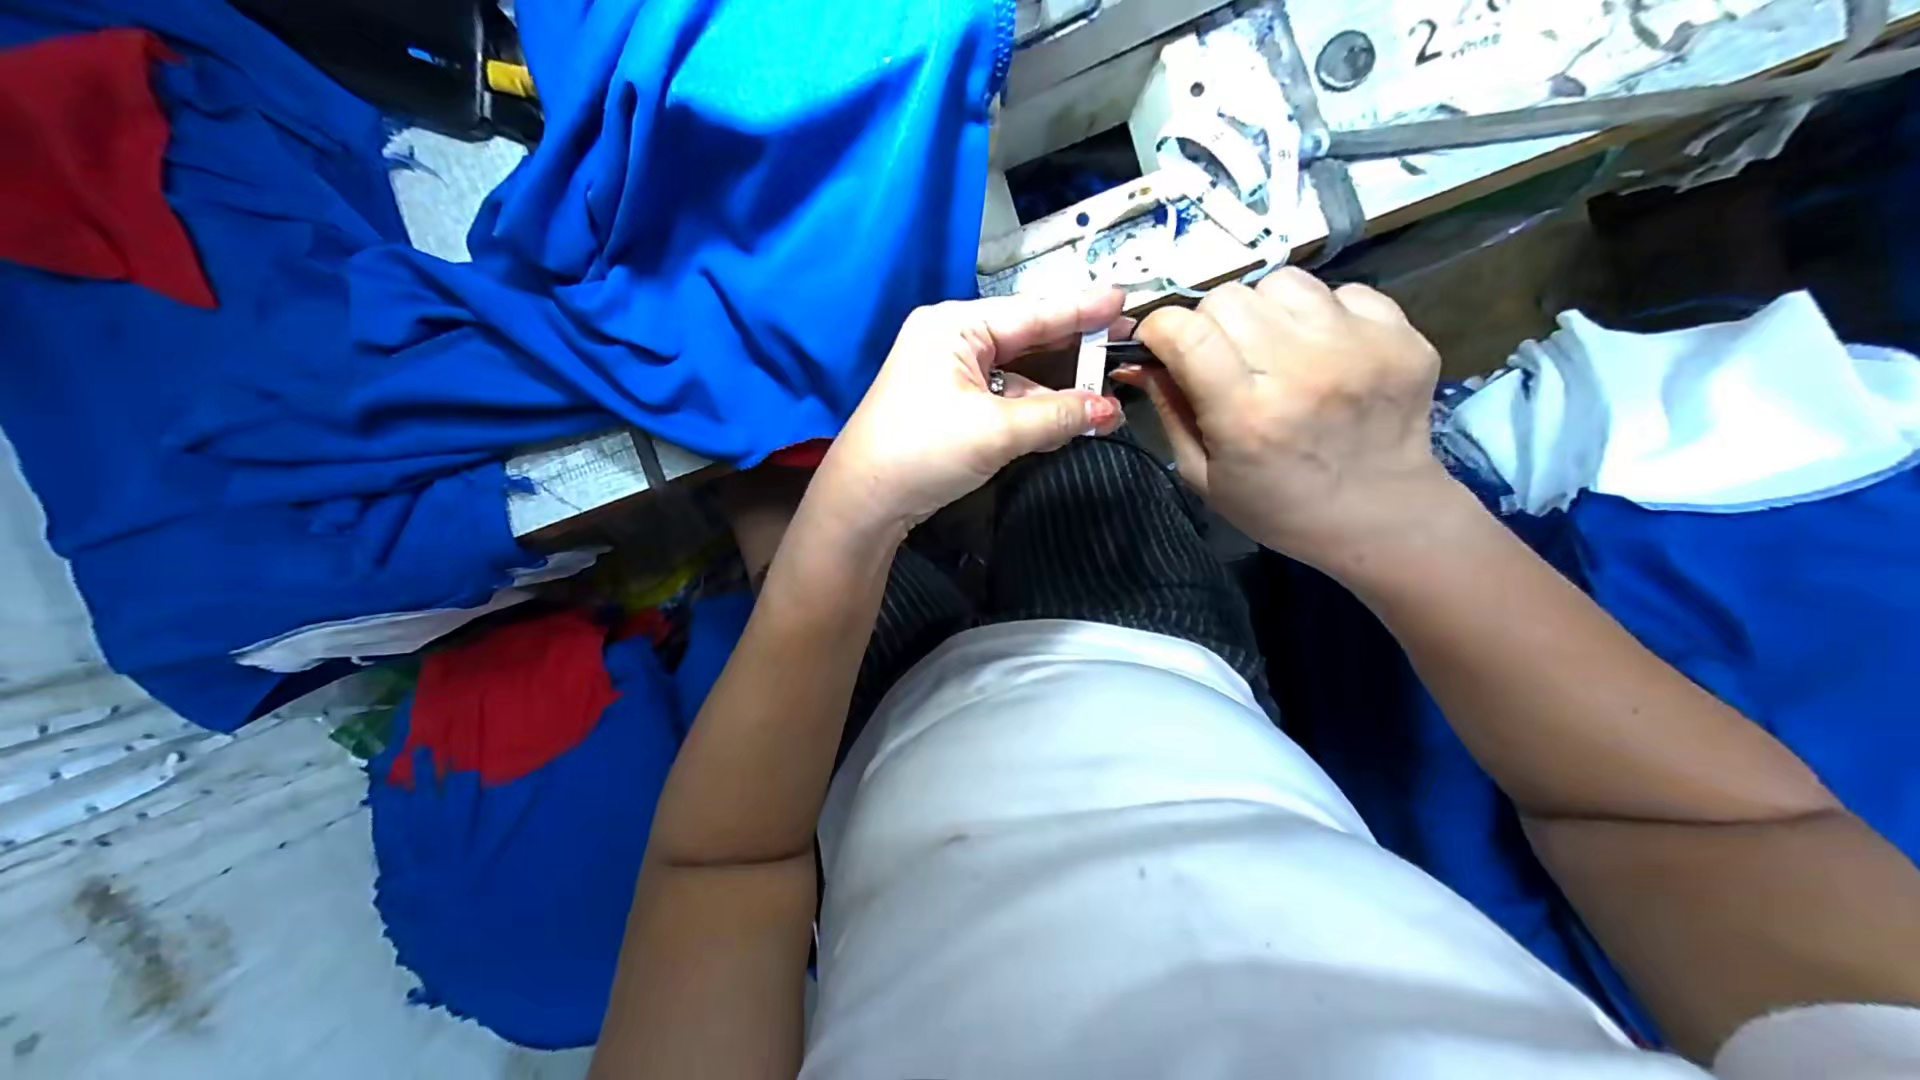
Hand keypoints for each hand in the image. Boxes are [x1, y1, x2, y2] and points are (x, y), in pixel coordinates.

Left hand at [812, 291, 1125, 535]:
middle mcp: (950, 341)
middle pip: (1025, 338)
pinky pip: (1002, 397)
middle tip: (1122, 340)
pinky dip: (1031, 409)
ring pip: (1016, 373)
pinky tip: (1064, 419)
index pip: (1031, 312)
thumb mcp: (996, 432)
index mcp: (953, 327)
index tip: (1124, 298)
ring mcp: (947, 374)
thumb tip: (1107, 410)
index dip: (1081, 308)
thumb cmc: (922, 453)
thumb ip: (1057, 416)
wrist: (865, 502)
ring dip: (1054, 390)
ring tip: (1102, 398)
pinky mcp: (949, 405)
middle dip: (1073, 348)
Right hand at [1115, 268, 1455, 573]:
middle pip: (1227, 298)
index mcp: (1247, 415)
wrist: (1379, 517)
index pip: (1187, 332)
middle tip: (1221, 358)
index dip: (1160, 328)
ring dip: (1263, 312)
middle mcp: (1302, 371)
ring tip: (1274, 350)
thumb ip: (1169, 410)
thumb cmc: (1277, 506)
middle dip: (1208, 323)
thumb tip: (1138, 360)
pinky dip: (1318, 315)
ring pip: (1280, 283)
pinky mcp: (1399, 335)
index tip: (1159, 344)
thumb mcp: (1204, 474)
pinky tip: (1322, 352)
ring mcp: (1358, 347)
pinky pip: (1338, 291)